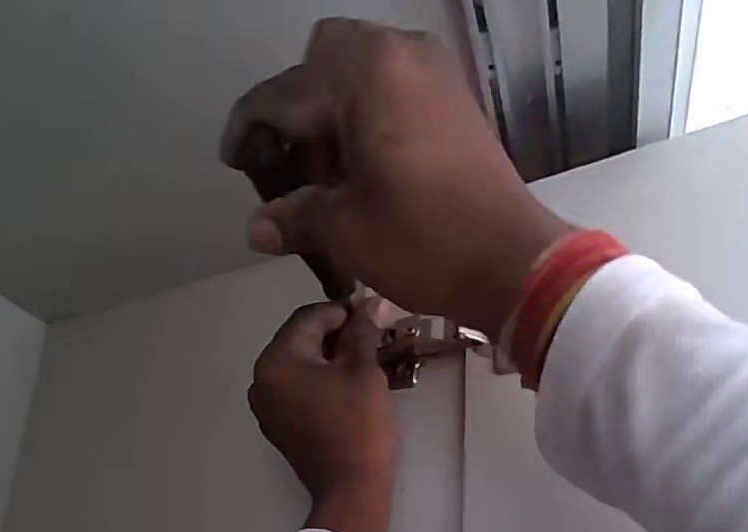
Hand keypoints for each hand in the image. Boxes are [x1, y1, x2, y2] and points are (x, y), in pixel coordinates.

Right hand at [222, 18, 574, 338]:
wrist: (513, 263)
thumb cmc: (424, 244)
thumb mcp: (347, 232)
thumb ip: (295, 216)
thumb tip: (255, 227)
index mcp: (364, 71)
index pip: (284, 94)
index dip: (250, 131)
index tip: (234, 162)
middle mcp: (400, 52)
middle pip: (323, 68)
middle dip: (299, 121)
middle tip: (297, 179)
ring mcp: (435, 75)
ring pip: (360, 81)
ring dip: (335, 125)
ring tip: (332, 190)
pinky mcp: (456, 104)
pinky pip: (395, 98)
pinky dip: (370, 128)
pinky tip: (367, 179)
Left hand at [249, 300, 396, 531]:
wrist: (350, 488)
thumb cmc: (358, 424)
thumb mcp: (363, 370)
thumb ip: (362, 331)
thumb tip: (371, 304)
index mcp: (276, 361)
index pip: (308, 318)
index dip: (342, 311)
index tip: (371, 315)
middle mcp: (261, 380)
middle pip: (298, 341)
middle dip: (334, 335)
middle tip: (370, 338)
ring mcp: (265, 407)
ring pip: (297, 367)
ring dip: (327, 358)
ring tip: (361, 362)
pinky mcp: (277, 427)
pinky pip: (295, 391)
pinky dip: (317, 382)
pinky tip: (344, 388)